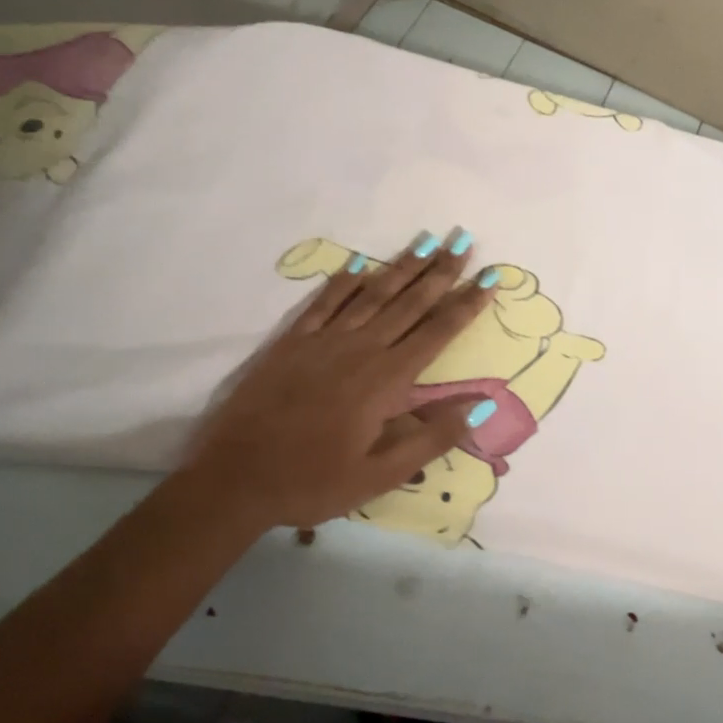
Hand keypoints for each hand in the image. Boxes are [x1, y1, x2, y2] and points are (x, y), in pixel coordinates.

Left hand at [179, 230, 495, 530]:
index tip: (491, 276)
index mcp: (386, 380)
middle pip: (410, 303)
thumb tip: (483, 404)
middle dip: (442, 271)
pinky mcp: (291, 343)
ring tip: (428, 240)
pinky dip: (345, 281)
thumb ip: (432, 437)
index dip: (468, 303)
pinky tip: (360, 263)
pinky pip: (324, 303)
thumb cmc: (312, 482)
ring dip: (403, 266)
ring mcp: (324, 341)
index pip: (438, 332)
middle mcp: (361, 349)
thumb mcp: (380, 475)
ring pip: (373, 294)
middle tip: (464, 240)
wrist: (231, 481)